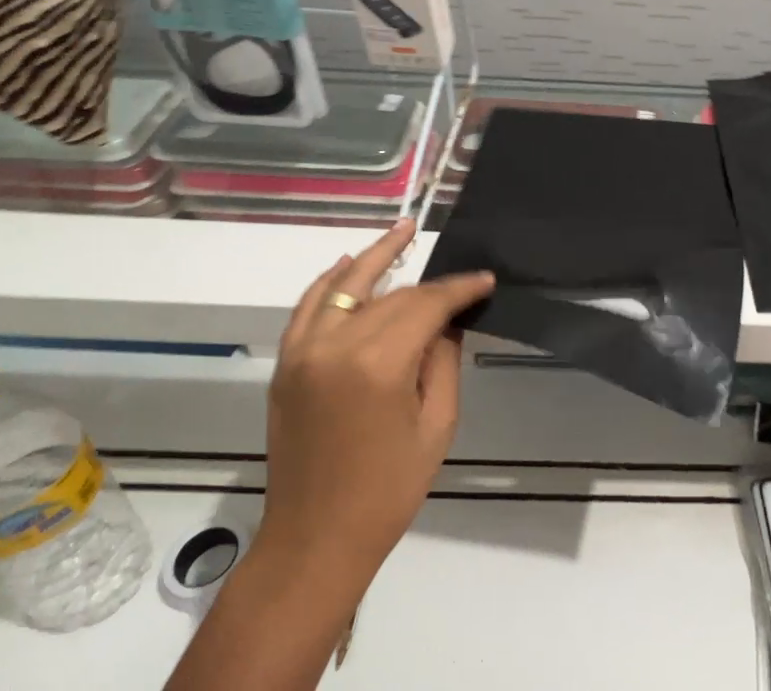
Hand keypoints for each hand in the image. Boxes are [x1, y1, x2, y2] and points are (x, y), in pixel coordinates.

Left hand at [259, 221, 494, 580]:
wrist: (316, 537)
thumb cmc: (388, 490)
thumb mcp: (436, 426)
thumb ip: (443, 362)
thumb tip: (448, 321)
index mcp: (377, 365)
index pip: (425, 306)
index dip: (458, 289)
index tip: (485, 280)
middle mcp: (334, 346)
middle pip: (390, 296)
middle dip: (428, 285)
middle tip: (460, 281)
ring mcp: (302, 353)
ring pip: (344, 289)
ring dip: (374, 258)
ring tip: (402, 232)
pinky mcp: (285, 366)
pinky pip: (308, 308)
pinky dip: (329, 283)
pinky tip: (348, 265)